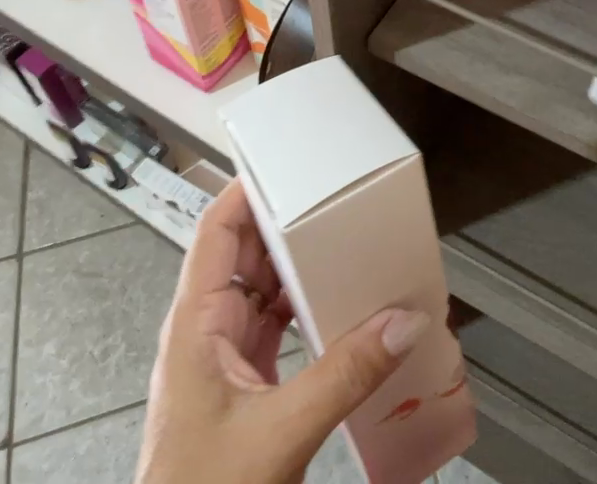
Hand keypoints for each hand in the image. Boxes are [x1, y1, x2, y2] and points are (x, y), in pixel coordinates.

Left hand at [138, 183, 430, 483]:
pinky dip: (303, 311)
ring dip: (296, 271)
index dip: (244, 193)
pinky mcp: (243, 385)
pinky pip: (274, 328)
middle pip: (242, 256)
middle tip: (328, 201)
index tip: (281, 165)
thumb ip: (345, 375)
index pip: (215, 234)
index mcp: (195, 326)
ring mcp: (222, 359)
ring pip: (260, 292)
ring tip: (339, 247)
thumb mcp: (281, 430)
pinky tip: (334, 308)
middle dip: (283, 227)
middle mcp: (205, 333)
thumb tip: (401, 324)